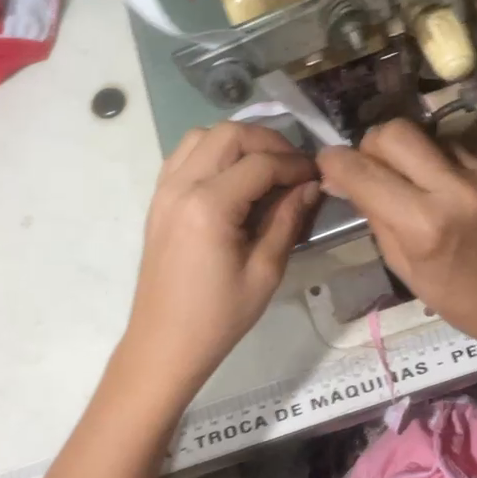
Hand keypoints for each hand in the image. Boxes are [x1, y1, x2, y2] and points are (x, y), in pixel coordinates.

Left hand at [127, 123, 319, 384]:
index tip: (318, 176)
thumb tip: (310, 185)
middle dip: (268, 142)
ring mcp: (164, 190)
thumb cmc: (218, 317)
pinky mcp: (158, 199)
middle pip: (229, 134)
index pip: (261, 162)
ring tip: (265, 168)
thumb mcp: (265, 272)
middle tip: (294, 168)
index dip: (295, 164)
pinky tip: (234, 178)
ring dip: (238, 142)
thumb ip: (288, 220)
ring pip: (203, 135)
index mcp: (209, 206)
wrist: (164, 343)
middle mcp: (181, 186)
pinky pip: (185, 155)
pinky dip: (213, 153)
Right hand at [316, 119, 476, 354]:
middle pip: (396, 131)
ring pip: (431, 137)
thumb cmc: (457, 296)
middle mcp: (458, 189)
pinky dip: (452, 166)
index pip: (362, 170)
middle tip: (377, 167)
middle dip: (375, 145)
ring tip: (428, 188)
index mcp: (424, 224)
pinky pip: (464, 148)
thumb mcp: (402, 265)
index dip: (335, 162)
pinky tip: (461, 193)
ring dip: (419, 157)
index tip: (329, 164)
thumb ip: (373, 213)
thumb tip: (341, 176)